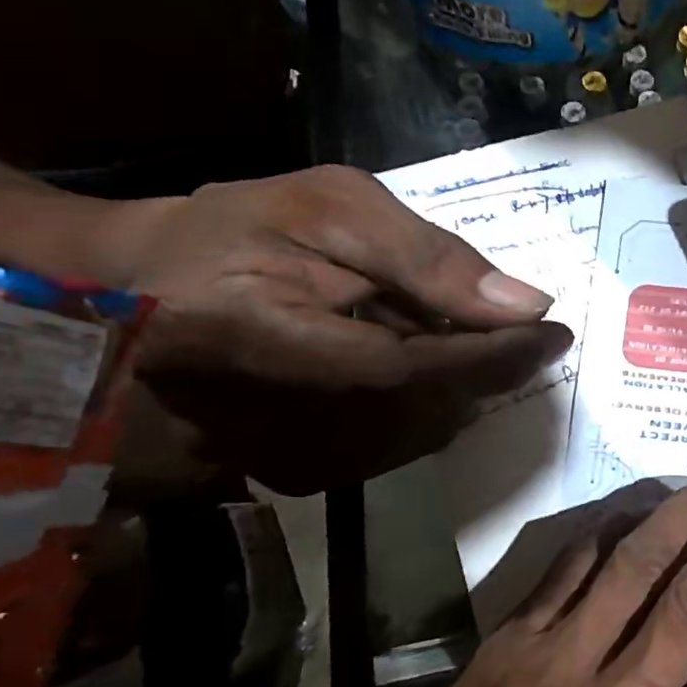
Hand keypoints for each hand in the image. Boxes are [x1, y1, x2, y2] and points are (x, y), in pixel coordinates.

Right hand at [101, 165, 573, 490]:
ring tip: (468, 340)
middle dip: (495, 368)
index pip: (420, 369)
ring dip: (468, 387)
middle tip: (526, 333)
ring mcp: (287, 463)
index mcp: (268, 346)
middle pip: (434, 409)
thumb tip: (525, 306)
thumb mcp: (325, 210)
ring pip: (425, 433)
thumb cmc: (224, 238)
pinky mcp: (294, 476)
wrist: (129, 302)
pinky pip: (398, 445)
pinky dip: (433, 405)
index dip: (498, 356)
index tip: (557, 334)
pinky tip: (424, 367)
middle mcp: (280, 427)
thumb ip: (425, 257)